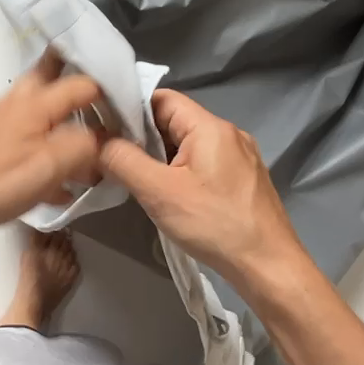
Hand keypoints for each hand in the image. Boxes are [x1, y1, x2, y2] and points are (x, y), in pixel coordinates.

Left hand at [0, 51, 103, 240]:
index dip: (112, 93)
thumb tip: (109, 135)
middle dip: (81, 89)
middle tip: (106, 105)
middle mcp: (16, 103)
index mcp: (36, 102)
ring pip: (41, 114)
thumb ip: (86, 146)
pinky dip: (47, 154)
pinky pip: (27, 142)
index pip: (85, 82)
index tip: (134, 111)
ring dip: (66, 126)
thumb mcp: (49, 165)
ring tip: (91, 153)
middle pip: (54, 80)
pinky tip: (59, 186)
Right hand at [98, 89, 310, 292]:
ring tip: (134, 178)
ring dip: (157, 156)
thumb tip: (95, 141)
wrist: (268, 266)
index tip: (102, 128)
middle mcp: (228, 134)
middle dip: (140, 137)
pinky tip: (166, 194)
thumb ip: (122, 160)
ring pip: (185, 144)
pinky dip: (177, 171)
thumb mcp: (158, 192)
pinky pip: (200, 163)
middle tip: (111, 158)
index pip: (161, 98)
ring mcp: (238, 157)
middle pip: (173, 121)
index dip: (129, 108)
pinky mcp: (241, 180)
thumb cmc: (214, 224)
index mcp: (210, 127)